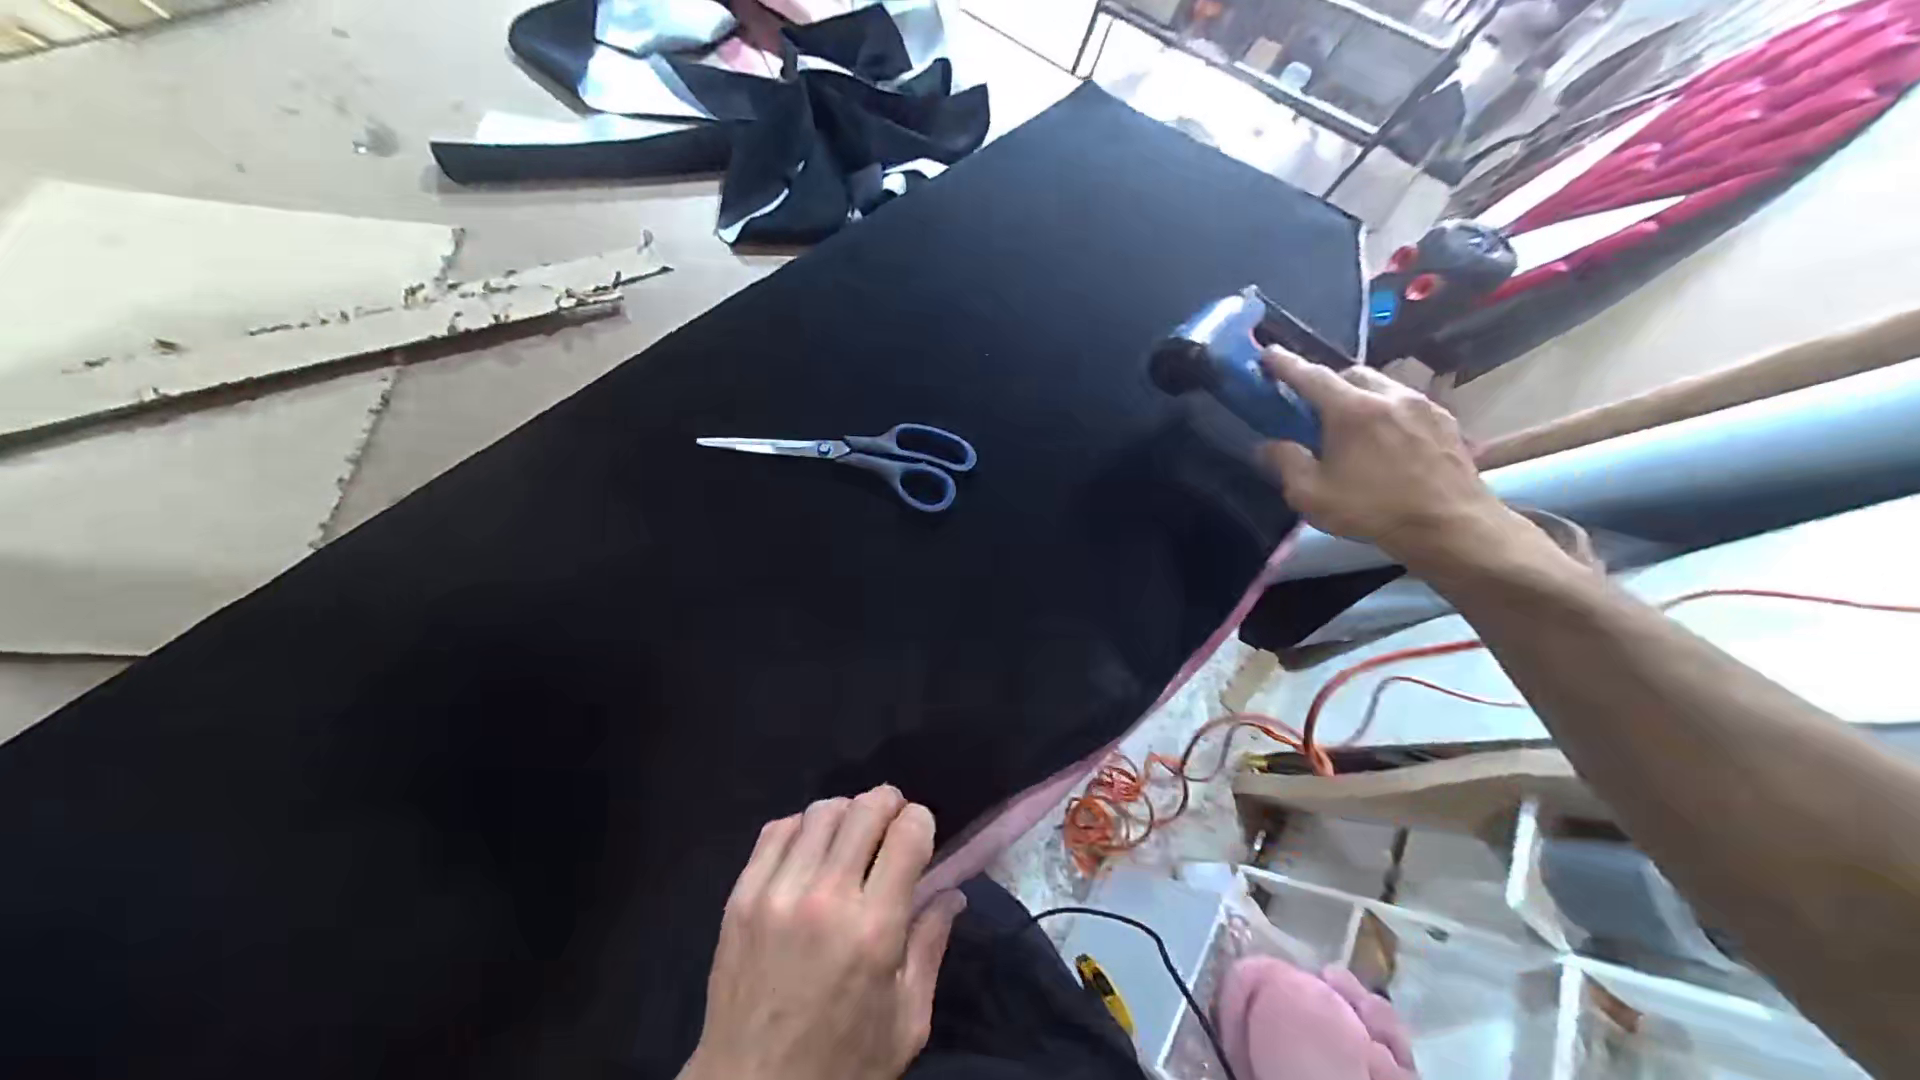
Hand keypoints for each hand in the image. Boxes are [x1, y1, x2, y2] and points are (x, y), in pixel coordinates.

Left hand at [679, 786, 967, 1079]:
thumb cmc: (842, 1065)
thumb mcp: (907, 1020)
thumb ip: (932, 946)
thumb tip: (953, 892)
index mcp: (873, 929)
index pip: (907, 833)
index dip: (921, 822)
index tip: (921, 836)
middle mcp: (825, 898)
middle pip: (865, 809)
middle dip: (889, 804)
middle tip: (892, 824)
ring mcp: (776, 893)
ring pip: (821, 811)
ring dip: (847, 813)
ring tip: (852, 838)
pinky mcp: (741, 897)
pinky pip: (776, 830)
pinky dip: (802, 826)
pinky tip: (811, 850)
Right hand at [1254, 348, 1539, 575]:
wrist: (1450, 526)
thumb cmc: (1372, 510)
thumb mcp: (1311, 494)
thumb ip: (1285, 463)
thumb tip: (1268, 445)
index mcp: (1351, 410)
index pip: (1311, 376)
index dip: (1286, 364)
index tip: (1269, 354)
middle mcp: (1389, 396)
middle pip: (1351, 374)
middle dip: (1329, 383)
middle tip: (1315, 406)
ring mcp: (1422, 406)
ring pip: (1383, 386)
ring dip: (1361, 396)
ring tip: (1352, 424)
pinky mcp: (1446, 422)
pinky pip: (1407, 404)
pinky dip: (1388, 412)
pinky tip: (1386, 439)